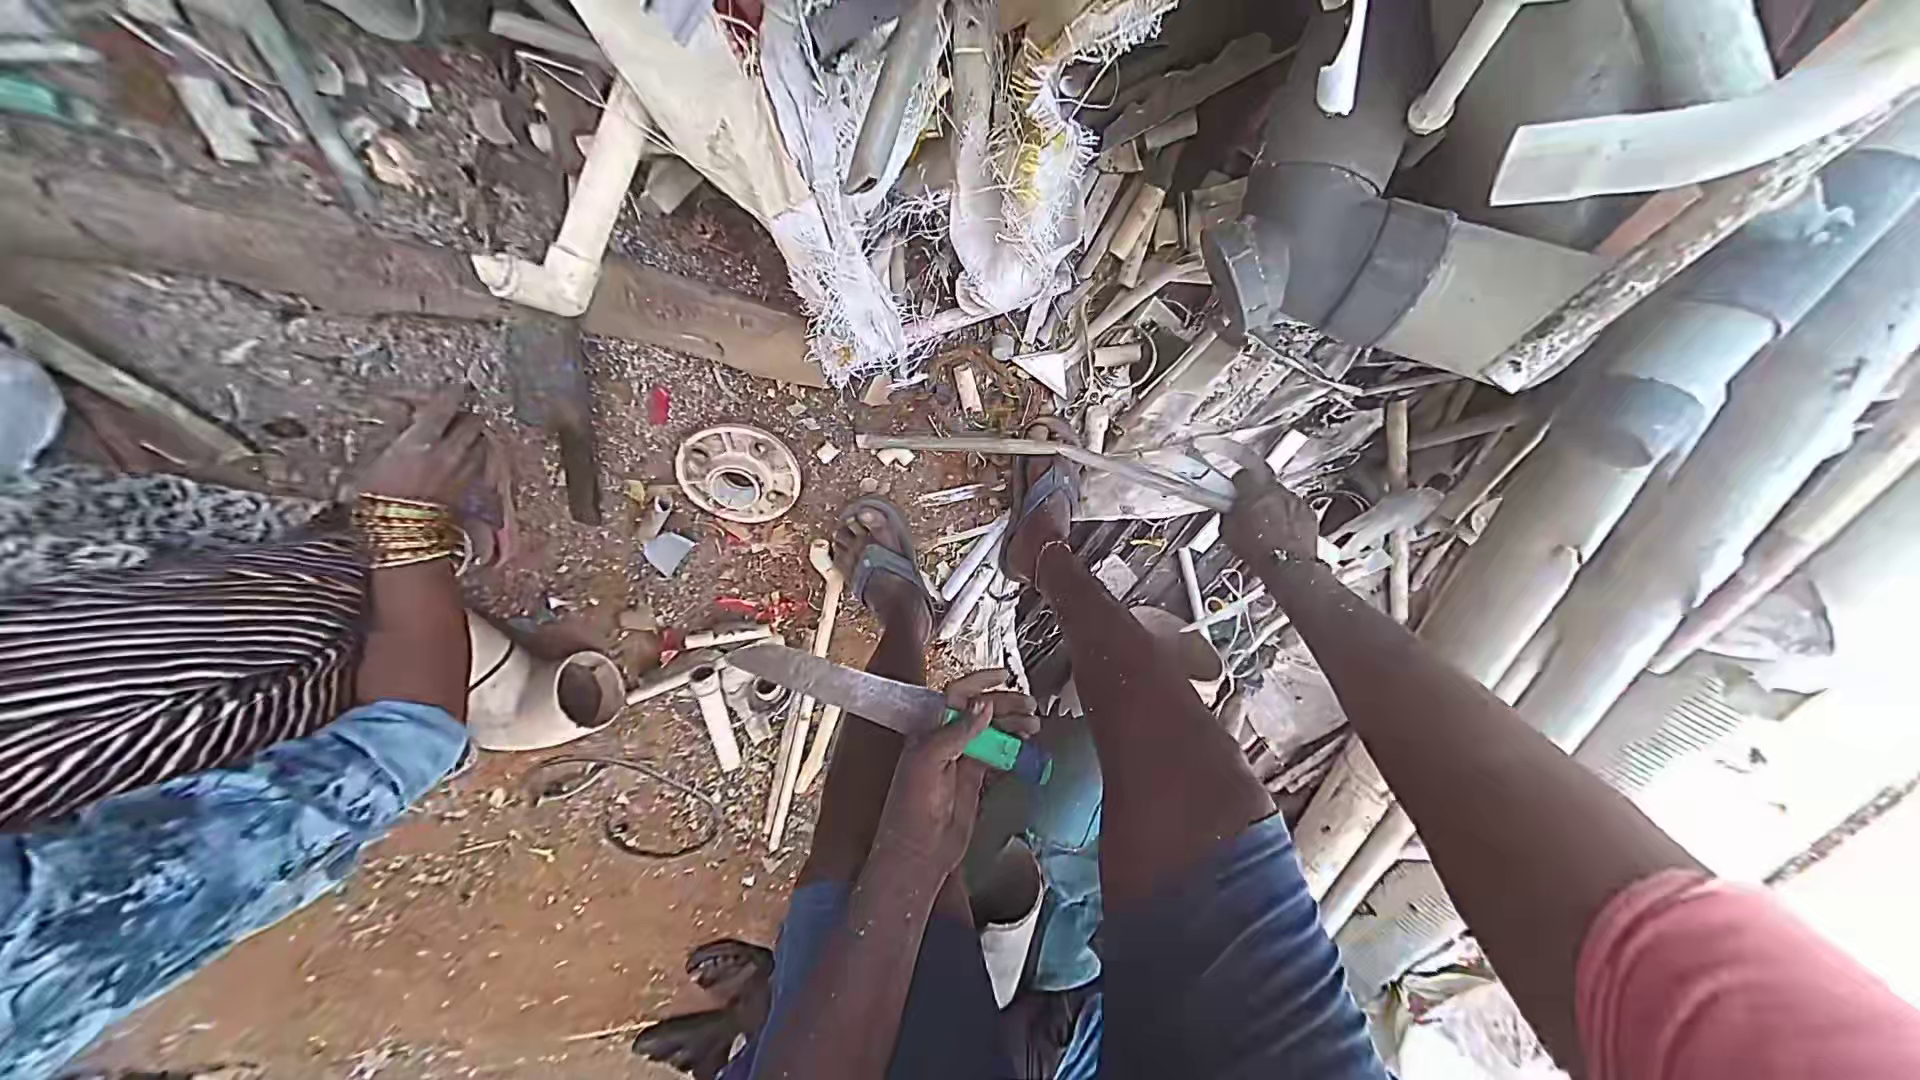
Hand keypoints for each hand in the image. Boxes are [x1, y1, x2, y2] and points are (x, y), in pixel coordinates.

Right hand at [353, 387, 486, 503]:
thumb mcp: (375, 456)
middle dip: (463, 414)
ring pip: (482, 440)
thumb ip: (396, 430)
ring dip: (472, 434)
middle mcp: (453, 452)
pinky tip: (465, 458)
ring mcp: (470, 469)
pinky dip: (479, 453)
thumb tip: (407, 411)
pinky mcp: (479, 485)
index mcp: (423, 441)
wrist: (404, 533)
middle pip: (472, 420)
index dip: (450, 393)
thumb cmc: (377, 496)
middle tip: (450, 415)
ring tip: (456, 436)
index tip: (453, 388)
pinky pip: (487, 461)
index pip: (445, 405)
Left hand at [872, 670, 1039, 875]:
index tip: (1003, 676)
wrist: (919, 852)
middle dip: (1004, 704)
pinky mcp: (973, 776)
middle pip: (979, 710)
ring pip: (991, 730)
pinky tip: (1025, 744)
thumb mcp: (929, 761)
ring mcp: (960, 757)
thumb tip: (983, 705)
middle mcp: (945, 738)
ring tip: (1033, 725)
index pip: (957, 695)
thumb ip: (957, 732)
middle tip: (1029, 706)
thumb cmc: (912, 806)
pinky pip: (996, 753)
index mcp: (929, 728)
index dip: (980, 682)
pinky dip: (1012, 747)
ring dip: (1012, 724)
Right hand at [1223, 460, 1318, 570]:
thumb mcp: (1228, 530)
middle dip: (1257, 494)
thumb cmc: (1259, 549)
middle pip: (1265, 484)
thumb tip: (1229, 510)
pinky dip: (1289, 517)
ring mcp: (1295, 502)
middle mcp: (1277, 492)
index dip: (1238, 482)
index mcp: (1254, 490)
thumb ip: (1230, 512)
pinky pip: (1296, 509)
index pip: (1244, 474)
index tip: (1235, 490)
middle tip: (1249, 508)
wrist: (1286, 565)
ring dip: (1273, 506)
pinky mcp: (1308, 514)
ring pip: (1281, 497)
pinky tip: (1280, 532)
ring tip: (1265, 525)